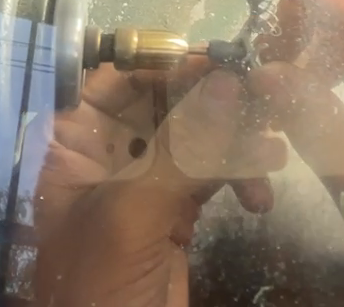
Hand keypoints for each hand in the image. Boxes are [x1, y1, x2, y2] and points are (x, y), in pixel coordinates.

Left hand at [20, 63, 284, 306]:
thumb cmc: (96, 290)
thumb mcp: (132, 214)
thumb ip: (181, 146)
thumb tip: (226, 79)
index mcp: (71, 140)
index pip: (113, 73)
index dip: (161, 60)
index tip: (216, 59)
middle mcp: (104, 150)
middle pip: (161, 97)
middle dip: (212, 98)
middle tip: (260, 98)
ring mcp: (141, 181)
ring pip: (193, 133)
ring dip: (235, 139)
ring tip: (272, 152)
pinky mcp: (173, 211)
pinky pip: (210, 172)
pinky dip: (238, 176)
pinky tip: (260, 196)